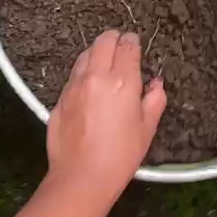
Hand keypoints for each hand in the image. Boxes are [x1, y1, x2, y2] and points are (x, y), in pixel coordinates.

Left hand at [44, 30, 165, 204]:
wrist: (81, 177)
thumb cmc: (121, 156)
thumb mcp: (146, 129)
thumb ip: (154, 101)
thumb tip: (156, 84)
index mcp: (122, 81)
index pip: (127, 46)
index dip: (132, 41)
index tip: (134, 43)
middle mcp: (96, 76)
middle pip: (103, 41)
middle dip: (113, 39)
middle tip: (120, 45)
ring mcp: (74, 85)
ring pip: (84, 54)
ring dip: (96, 52)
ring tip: (104, 62)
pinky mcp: (60, 97)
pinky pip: (73, 74)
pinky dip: (83, 71)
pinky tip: (89, 84)